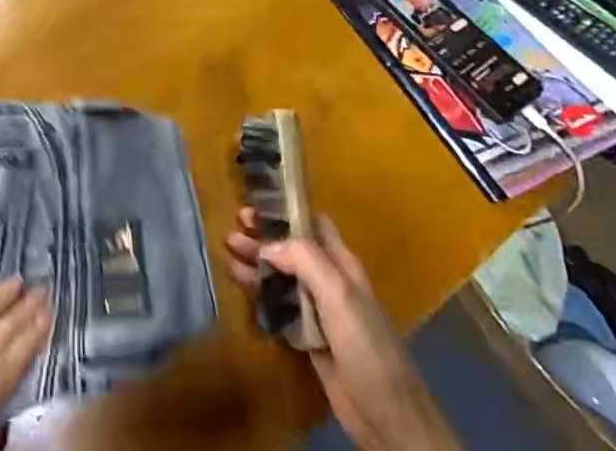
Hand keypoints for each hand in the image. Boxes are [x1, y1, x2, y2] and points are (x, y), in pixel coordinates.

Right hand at [225, 209, 453, 450]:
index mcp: (342, 264)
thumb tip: (268, 245)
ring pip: (283, 276)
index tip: (256, 199)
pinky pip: (279, 307)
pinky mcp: (308, 337)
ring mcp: (318, 310)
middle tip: (233, 227)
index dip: (287, 208)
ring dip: (258, 263)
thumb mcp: (339, 296)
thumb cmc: (367, 347)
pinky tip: (241, 287)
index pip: (313, 223)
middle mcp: (329, 281)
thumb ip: (306, 261)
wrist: (387, 416)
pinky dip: (260, 293)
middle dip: (264, 235)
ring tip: (228, 253)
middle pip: (292, 248)